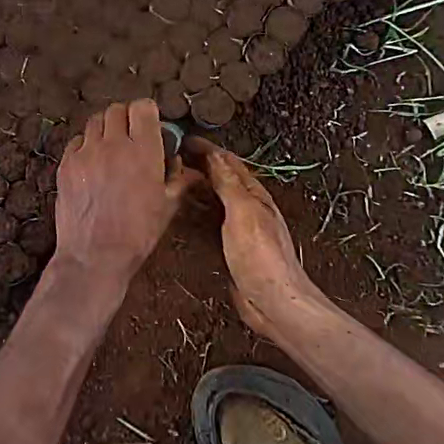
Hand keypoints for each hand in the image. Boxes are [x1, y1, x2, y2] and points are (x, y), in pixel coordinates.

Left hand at [55, 100, 200, 286]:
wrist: (94, 256)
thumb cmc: (137, 234)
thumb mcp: (167, 207)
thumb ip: (179, 181)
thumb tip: (193, 171)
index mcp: (143, 151)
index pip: (142, 108)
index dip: (147, 112)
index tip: (150, 123)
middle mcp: (113, 145)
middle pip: (117, 110)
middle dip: (126, 118)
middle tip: (131, 134)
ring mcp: (87, 153)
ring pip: (95, 121)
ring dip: (106, 128)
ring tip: (111, 146)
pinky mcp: (66, 164)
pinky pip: (77, 141)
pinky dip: (86, 145)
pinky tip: (92, 162)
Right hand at [183, 137, 325, 336]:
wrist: (275, 303)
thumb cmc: (262, 258)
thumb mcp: (243, 212)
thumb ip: (228, 183)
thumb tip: (215, 155)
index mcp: (253, 194)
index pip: (227, 161)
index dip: (205, 148)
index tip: (181, 139)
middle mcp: (247, 207)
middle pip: (219, 178)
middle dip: (196, 165)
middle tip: (168, 158)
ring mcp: (238, 227)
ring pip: (212, 199)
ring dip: (193, 187)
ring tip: (169, 180)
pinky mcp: (229, 247)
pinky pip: (208, 221)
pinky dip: (193, 211)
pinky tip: (180, 213)